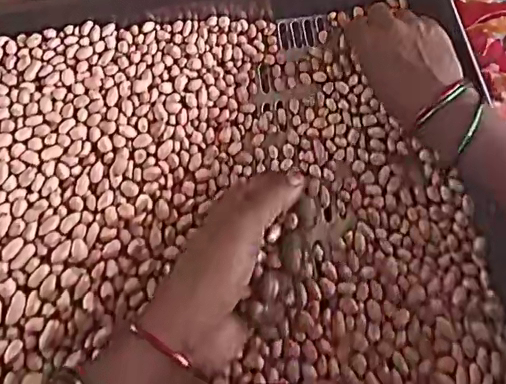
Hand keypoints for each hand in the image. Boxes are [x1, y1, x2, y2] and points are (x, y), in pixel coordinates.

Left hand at [139, 172, 304, 372]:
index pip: (266, 186)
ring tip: (278, 278)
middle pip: (279, 225)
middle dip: (292, 235)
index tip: (312, 190)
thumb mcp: (244, 222)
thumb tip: (298, 176)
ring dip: (284, 272)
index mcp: (234, 208)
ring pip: (284, 261)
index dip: (286, 186)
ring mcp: (248, 269)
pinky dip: (278, 298)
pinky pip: (280, 293)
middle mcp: (242, 234)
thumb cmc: (216, 266)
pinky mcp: (256, 300)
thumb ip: (271, 197)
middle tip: (302, 239)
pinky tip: (272, 302)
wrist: (193, 329)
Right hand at [342, 3, 464, 129]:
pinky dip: (421, 29)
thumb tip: (371, 52)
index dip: (359, 30)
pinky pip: (422, 20)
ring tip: (407, 41)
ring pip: (401, 13)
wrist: (439, 105)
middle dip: (379, 20)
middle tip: (384, 34)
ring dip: (401, 24)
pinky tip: (424, 44)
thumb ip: (369, 57)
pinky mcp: (432, 25)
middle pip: (377, 10)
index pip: (354, 24)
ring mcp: (410, 24)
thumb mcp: (374, 81)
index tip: (362, 35)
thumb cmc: (404, 102)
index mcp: (366, 41)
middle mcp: (386, 26)